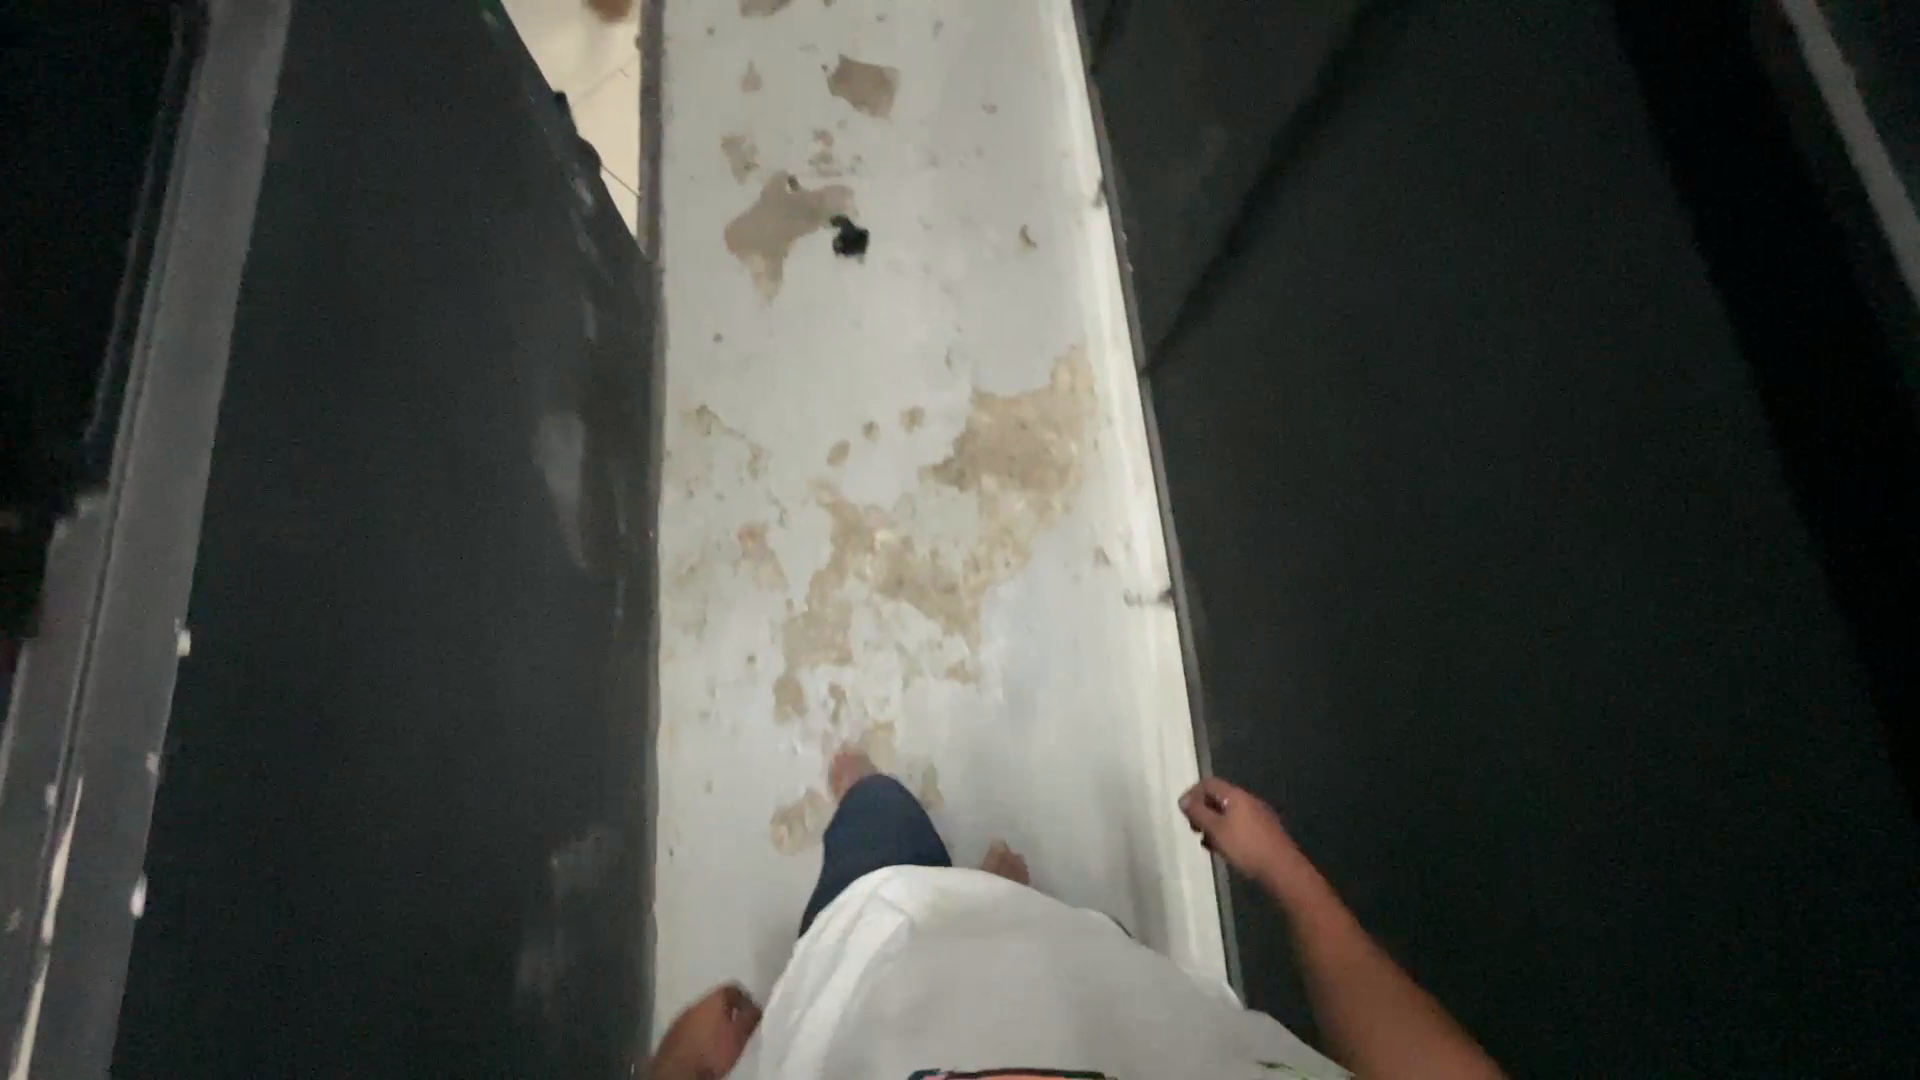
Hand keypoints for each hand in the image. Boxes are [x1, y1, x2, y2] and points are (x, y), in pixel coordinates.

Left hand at [651, 983, 760, 1078]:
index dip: (744, 999)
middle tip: (734, 1029)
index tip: (750, 1014)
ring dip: (709, 1025)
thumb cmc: (712, 1051)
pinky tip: (701, 1049)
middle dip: (726, 1013)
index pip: (733, 988)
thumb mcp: (740, 1035)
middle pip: (715, 1002)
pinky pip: (688, 1030)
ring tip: (718, 1041)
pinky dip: (696, 1036)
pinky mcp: (669, 1037)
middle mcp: (695, 1003)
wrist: (677, 1073)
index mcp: (714, 998)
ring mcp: (680, 1019)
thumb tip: (757, 1007)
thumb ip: (750, 1017)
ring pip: (700, 1016)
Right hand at [1179, 776, 1300, 883]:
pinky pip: (1240, 825)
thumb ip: (1197, 813)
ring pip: (1228, 814)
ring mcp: (1259, 816)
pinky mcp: (1265, 832)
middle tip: (1195, 829)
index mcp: (1235, 795)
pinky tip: (1225, 850)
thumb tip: (1183, 800)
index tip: (1184, 813)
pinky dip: (1227, 833)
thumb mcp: (1215, 829)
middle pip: (1218, 798)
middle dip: (1202, 811)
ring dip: (1214, 825)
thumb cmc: (1245, 847)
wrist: (1283, 870)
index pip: (1208, 783)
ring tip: (1208, 843)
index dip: (1192, 794)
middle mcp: (1248, 800)